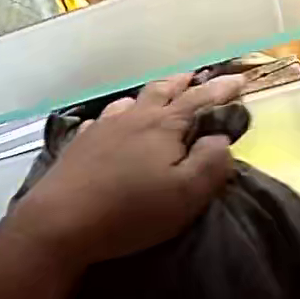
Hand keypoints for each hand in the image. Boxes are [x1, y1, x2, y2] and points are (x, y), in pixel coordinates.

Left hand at [1, 73, 241, 269]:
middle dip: (184, 83)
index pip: (200, 99)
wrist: (59, 221)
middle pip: (163, 90)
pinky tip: (112, 123)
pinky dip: (117, 116)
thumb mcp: (185, 194)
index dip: (221, 89)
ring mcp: (102, 128)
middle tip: (197, 78)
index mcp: (163, 125)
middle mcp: (133, 117)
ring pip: (132, 101)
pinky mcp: (79, 145)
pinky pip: (103, 120)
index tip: (240, 80)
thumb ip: (211, 163)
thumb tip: (220, 138)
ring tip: (160, 96)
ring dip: (151, 95)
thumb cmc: (130, 211)